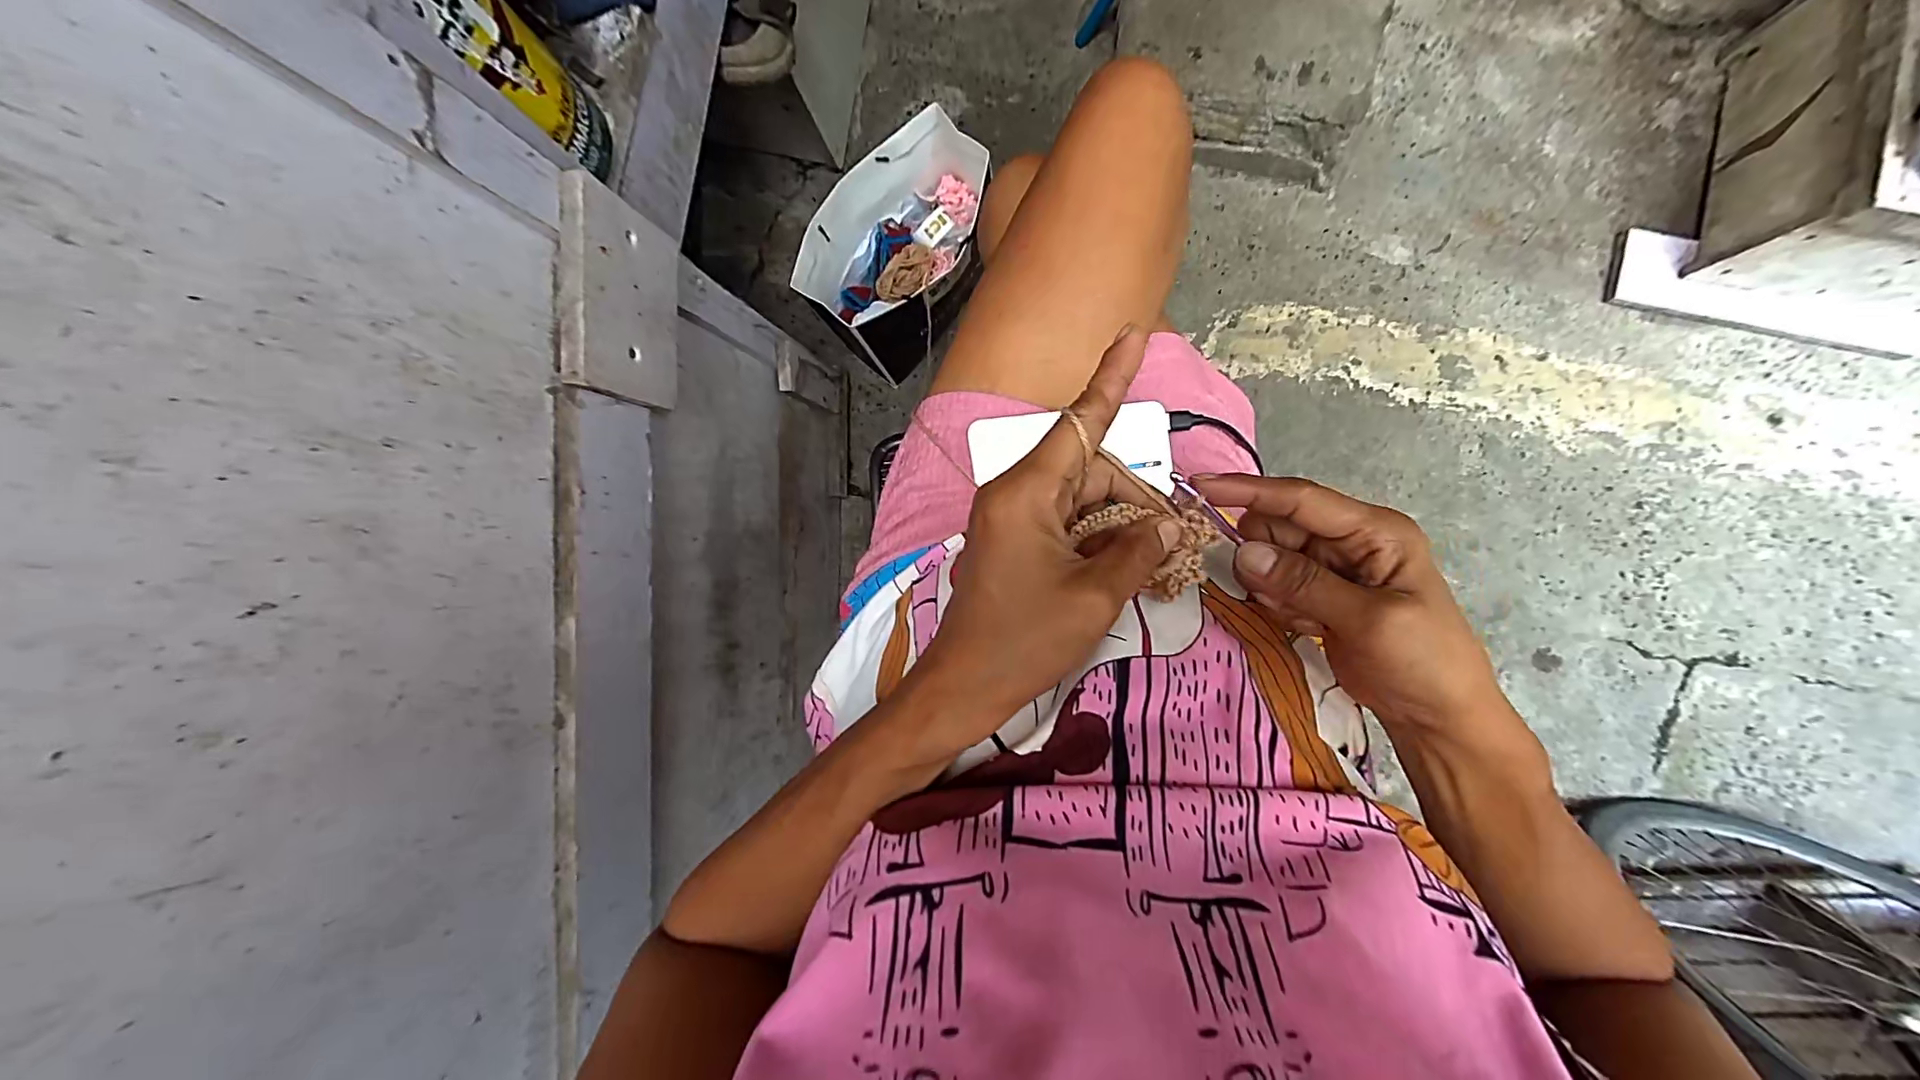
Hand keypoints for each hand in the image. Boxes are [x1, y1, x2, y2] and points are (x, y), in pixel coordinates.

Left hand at [913, 326, 1182, 749]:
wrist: (965, 686)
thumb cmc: (1025, 642)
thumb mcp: (1095, 596)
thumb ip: (1137, 550)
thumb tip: (1168, 523)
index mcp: (1026, 492)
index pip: (1079, 423)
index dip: (1111, 379)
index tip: (1132, 335)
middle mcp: (1014, 493)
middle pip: (1089, 470)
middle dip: (1133, 497)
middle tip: (1171, 539)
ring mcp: (1010, 519)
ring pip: (1080, 499)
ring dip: (1117, 523)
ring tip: (1152, 561)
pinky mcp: (1011, 543)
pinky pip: (1063, 524)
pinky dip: (1095, 539)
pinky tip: (1123, 566)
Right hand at [1191, 475, 1508, 733]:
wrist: (1439, 717)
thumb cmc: (1424, 664)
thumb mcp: (1368, 621)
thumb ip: (1304, 583)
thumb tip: (1243, 552)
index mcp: (1375, 531)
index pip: (1300, 499)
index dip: (1248, 491)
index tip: (1200, 487)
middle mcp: (1350, 540)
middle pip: (1276, 527)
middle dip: (1261, 555)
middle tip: (1272, 596)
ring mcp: (1332, 568)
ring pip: (1269, 557)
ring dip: (1270, 587)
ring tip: (1302, 618)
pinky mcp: (1317, 594)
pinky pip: (1274, 585)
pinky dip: (1276, 603)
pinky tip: (1305, 625)